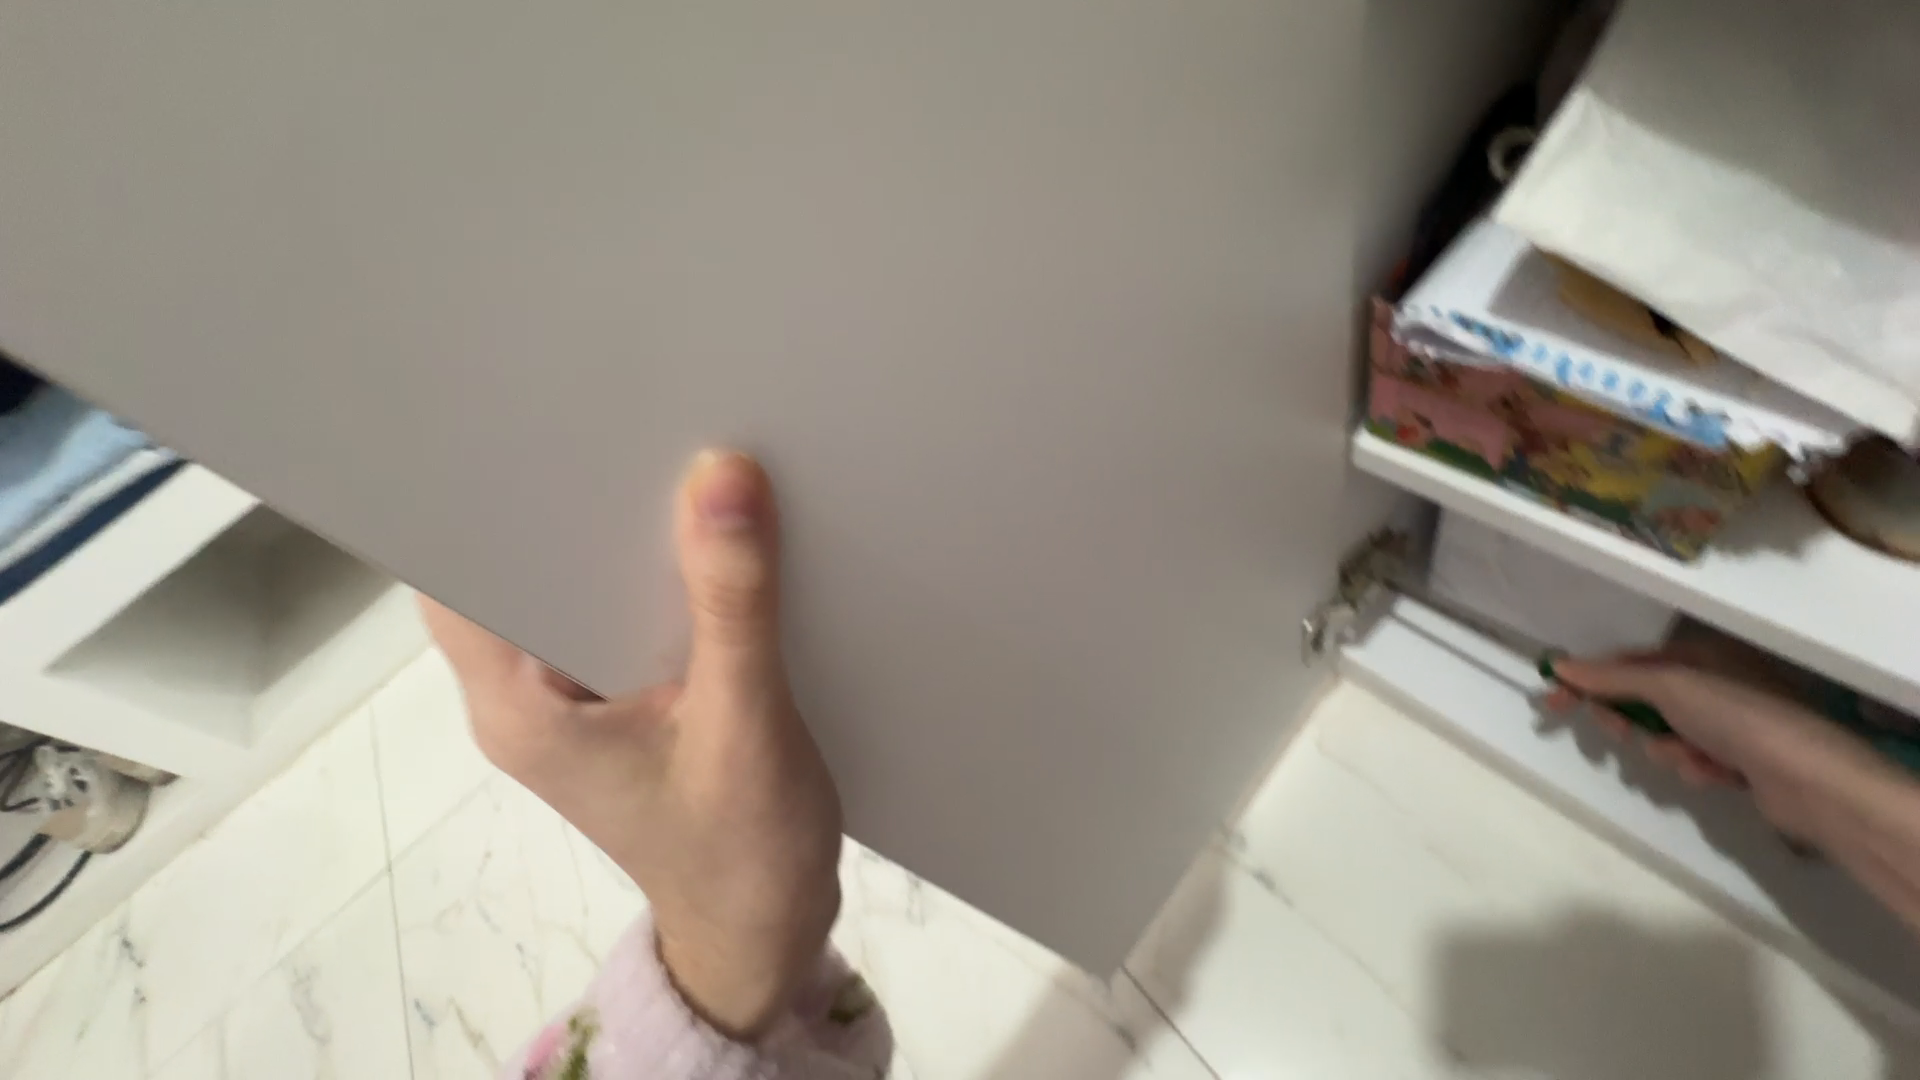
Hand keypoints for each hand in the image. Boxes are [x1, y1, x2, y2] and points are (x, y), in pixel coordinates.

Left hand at [420, 450, 841, 1039]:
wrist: (770, 926)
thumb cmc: (744, 847)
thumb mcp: (743, 724)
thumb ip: (733, 603)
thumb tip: (723, 473)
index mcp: (522, 702)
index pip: (465, 571)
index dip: (492, 489)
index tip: (545, 411)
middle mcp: (536, 689)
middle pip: (529, 565)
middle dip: (576, 494)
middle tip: (634, 411)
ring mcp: (588, 694)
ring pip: (589, 584)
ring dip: (631, 530)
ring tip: (681, 455)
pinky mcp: (636, 695)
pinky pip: (638, 610)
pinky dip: (670, 570)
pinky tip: (719, 532)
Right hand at [1546, 637, 1897, 841]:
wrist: (1813, 781)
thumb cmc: (1737, 718)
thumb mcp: (1666, 686)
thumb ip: (1609, 677)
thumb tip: (1558, 666)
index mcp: (1698, 657)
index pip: (1622, 664)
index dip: (1584, 682)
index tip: (1551, 704)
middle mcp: (1713, 684)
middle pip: (1638, 699)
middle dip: (1627, 719)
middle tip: (1622, 732)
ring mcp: (1727, 723)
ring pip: (1661, 733)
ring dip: (1664, 748)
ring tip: (1689, 757)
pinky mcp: (1738, 758)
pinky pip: (1690, 758)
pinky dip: (1693, 766)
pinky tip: (1714, 773)